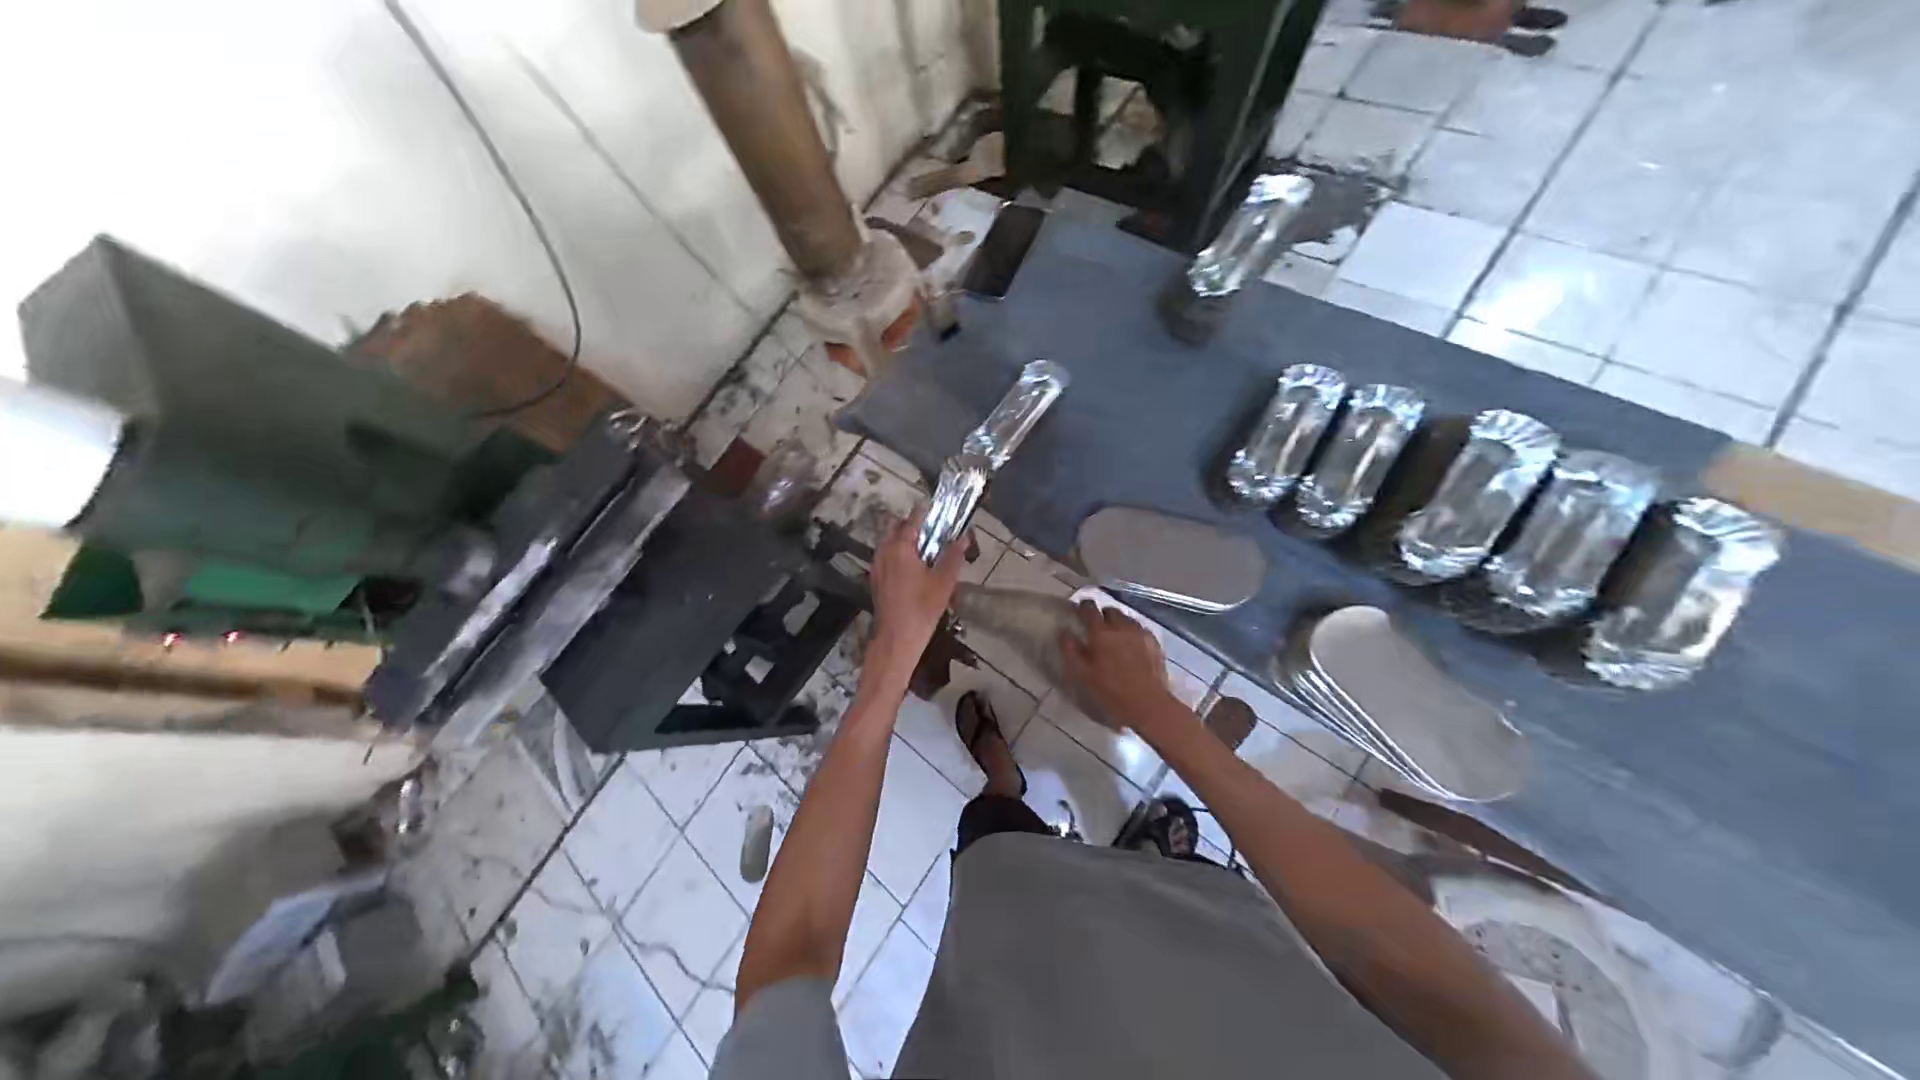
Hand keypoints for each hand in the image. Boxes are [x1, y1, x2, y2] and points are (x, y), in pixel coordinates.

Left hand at [866, 508, 968, 679]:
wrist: (897, 638)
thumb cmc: (922, 608)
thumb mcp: (944, 581)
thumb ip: (954, 556)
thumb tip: (963, 538)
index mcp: (900, 547)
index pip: (912, 519)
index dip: (926, 513)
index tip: (939, 511)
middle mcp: (884, 552)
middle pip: (898, 529)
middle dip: (915, 526)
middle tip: (935, 531)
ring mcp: (877, 566)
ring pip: (890, 543)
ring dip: (906, 541)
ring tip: (927, 550)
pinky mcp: (876, 579)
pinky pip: (887, 557)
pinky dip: (899, 555)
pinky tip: (914, 569)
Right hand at [1058, 601, 1184, 732]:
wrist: (1148, 703)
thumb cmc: (1111, 691)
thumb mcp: (1083, 674)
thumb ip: (1071, 650)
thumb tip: (1064, 632)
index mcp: (1101, 633)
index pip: (1090, 609)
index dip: (1084, 606)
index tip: (1080, 608)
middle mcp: (1121, 627)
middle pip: (1111, 611)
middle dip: (1103, 614)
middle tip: (1098, 625)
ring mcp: (1140, 633)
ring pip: (1127, 619)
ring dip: (1119, 622)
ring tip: (1116, 634)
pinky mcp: (1155, 643)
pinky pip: (1141, 630)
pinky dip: (1134, 632)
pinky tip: (1133, 644)